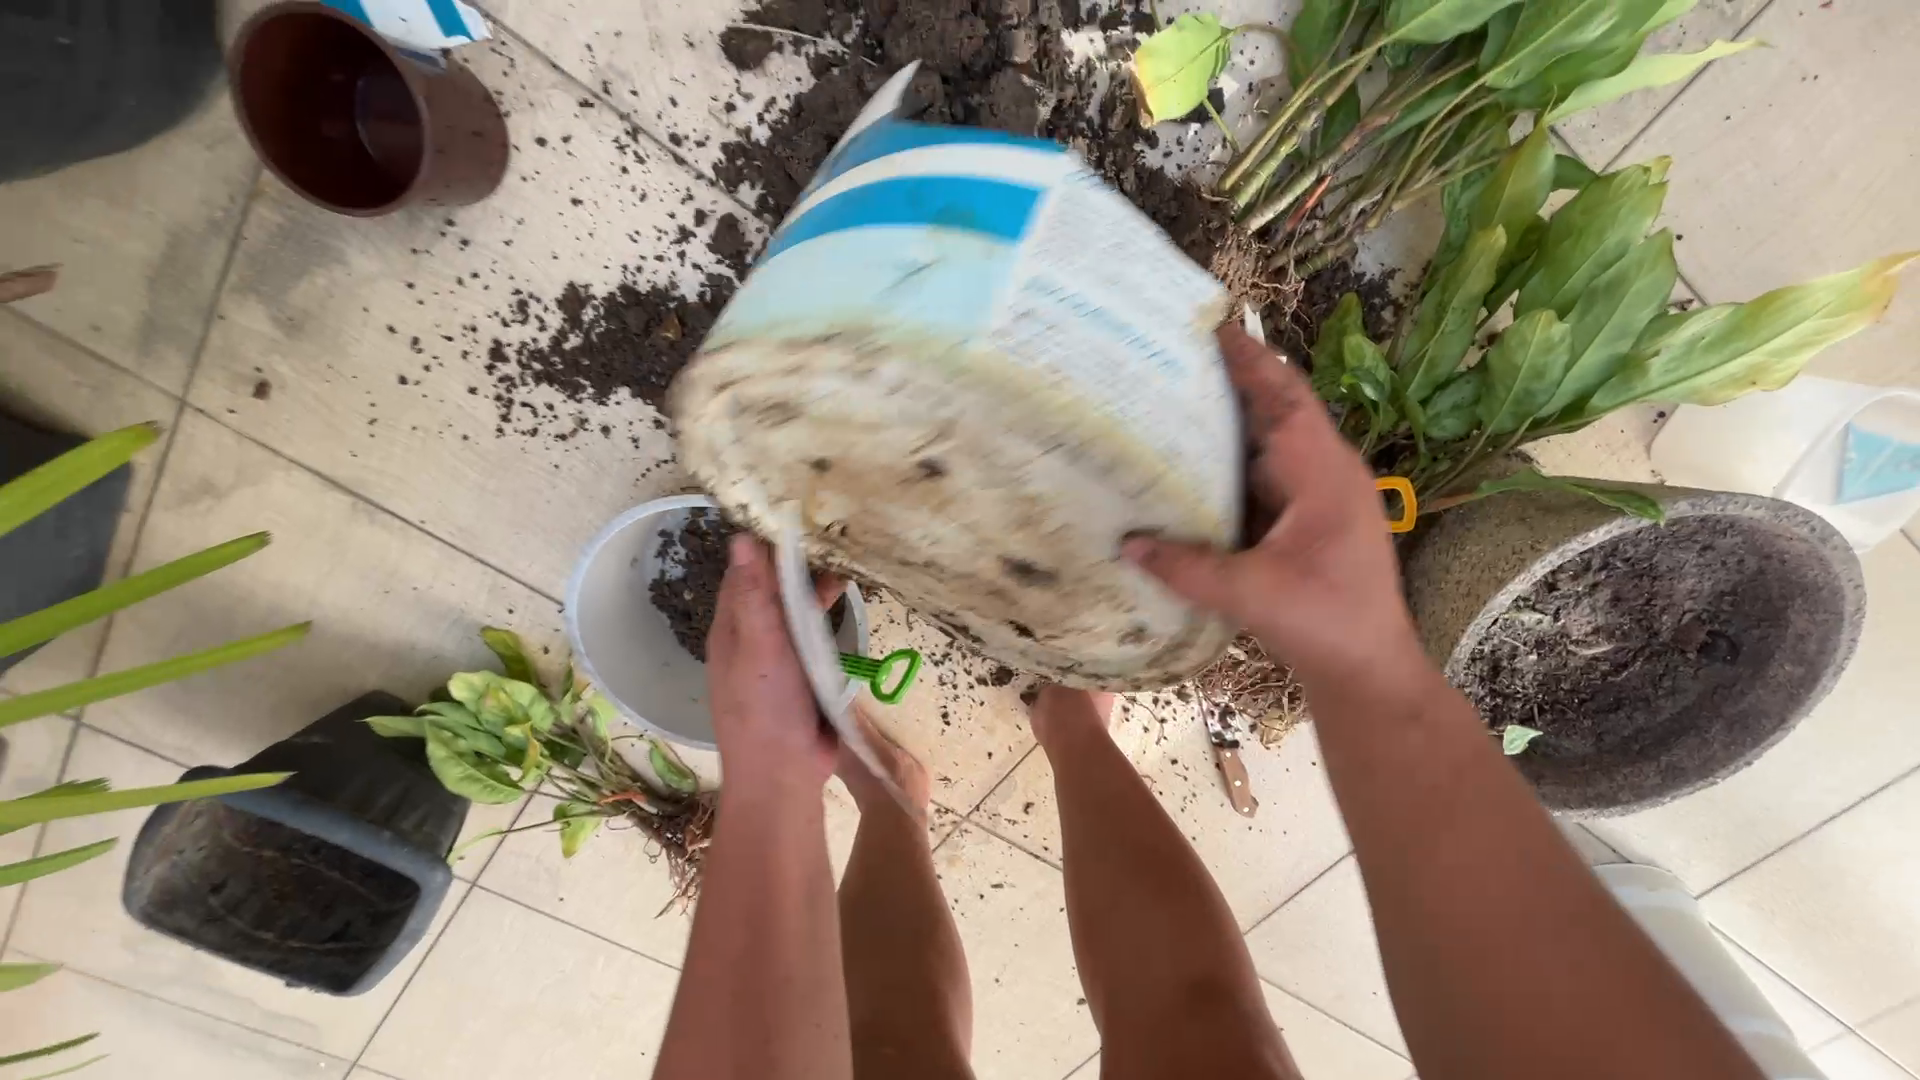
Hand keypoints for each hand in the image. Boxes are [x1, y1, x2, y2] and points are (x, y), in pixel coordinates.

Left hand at [705, 534, 837, 791]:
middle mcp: (754, 637)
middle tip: (832, 537)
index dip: (766, 544)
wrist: (785, 775)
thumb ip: (754, 596)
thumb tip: (740, 539)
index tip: (796, 514)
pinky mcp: (805, 675)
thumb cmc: (765, 709)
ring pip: (797, 612)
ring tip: (845, 565)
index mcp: (733, 628)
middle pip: (774, 590)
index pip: (745, 572)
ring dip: (816, 590)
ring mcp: (780, 657)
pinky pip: (816, 637)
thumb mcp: (760, 647)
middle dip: (799, 566)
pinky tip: (848, 605)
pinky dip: (828, 618)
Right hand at [1123, 325, 1420, 686]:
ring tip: (1176, 402)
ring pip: (1269, 444)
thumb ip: (1186, 568)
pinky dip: (1231, 464)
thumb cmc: (1324, 623)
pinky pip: (1263, 477)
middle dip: (1233, 382)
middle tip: (1179, 359)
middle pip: (1277, 412)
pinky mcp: (1305, 521)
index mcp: (1325, 476)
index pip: (1287, 400)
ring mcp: (1317, 498)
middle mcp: (1325, 475)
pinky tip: (1193, 466)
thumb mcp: (1250, 594)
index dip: (1252, 362)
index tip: (1213, 327)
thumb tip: (1126, 544)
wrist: (1367, 668)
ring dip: (1230, 423)